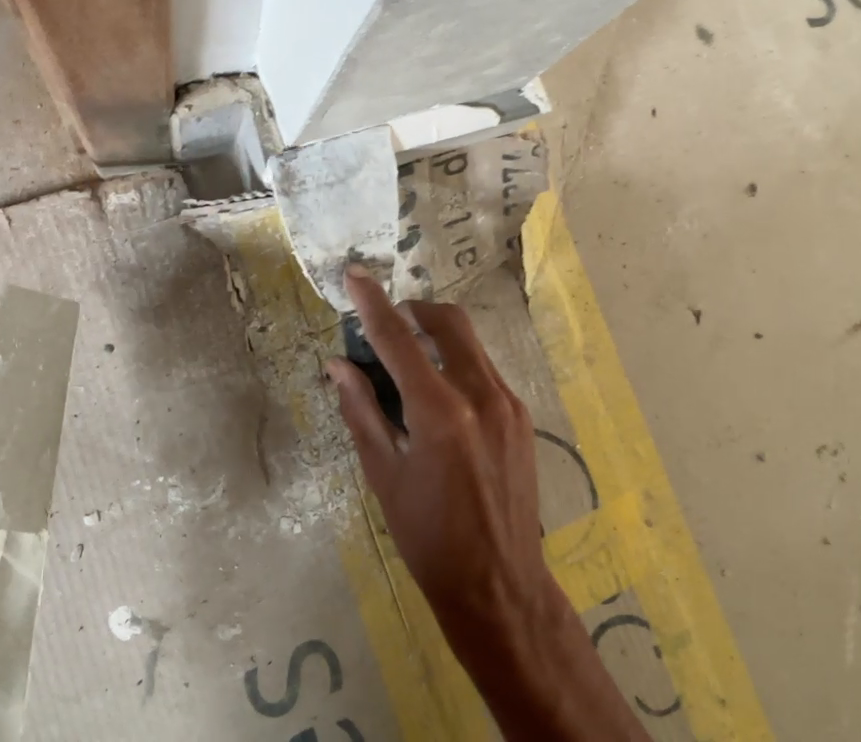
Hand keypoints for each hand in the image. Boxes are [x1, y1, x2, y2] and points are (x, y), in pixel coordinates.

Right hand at [327, 271, 650, 741]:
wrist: (500, 586)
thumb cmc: (428, 538)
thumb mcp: (383, 475)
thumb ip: (361, 410)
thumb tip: (338, 365)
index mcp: (439, 411)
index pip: (398, 339)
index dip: (372, 303)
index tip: (355, 274)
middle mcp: (481, 395)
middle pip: (447, 322)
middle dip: (413, 310)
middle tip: (386, 323)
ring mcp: (509, 405)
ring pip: (470, 344)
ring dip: (436, 336)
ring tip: (408, 361)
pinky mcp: (522, 419)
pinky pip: (485, 370)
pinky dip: (457, 364)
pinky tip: (438, 397)